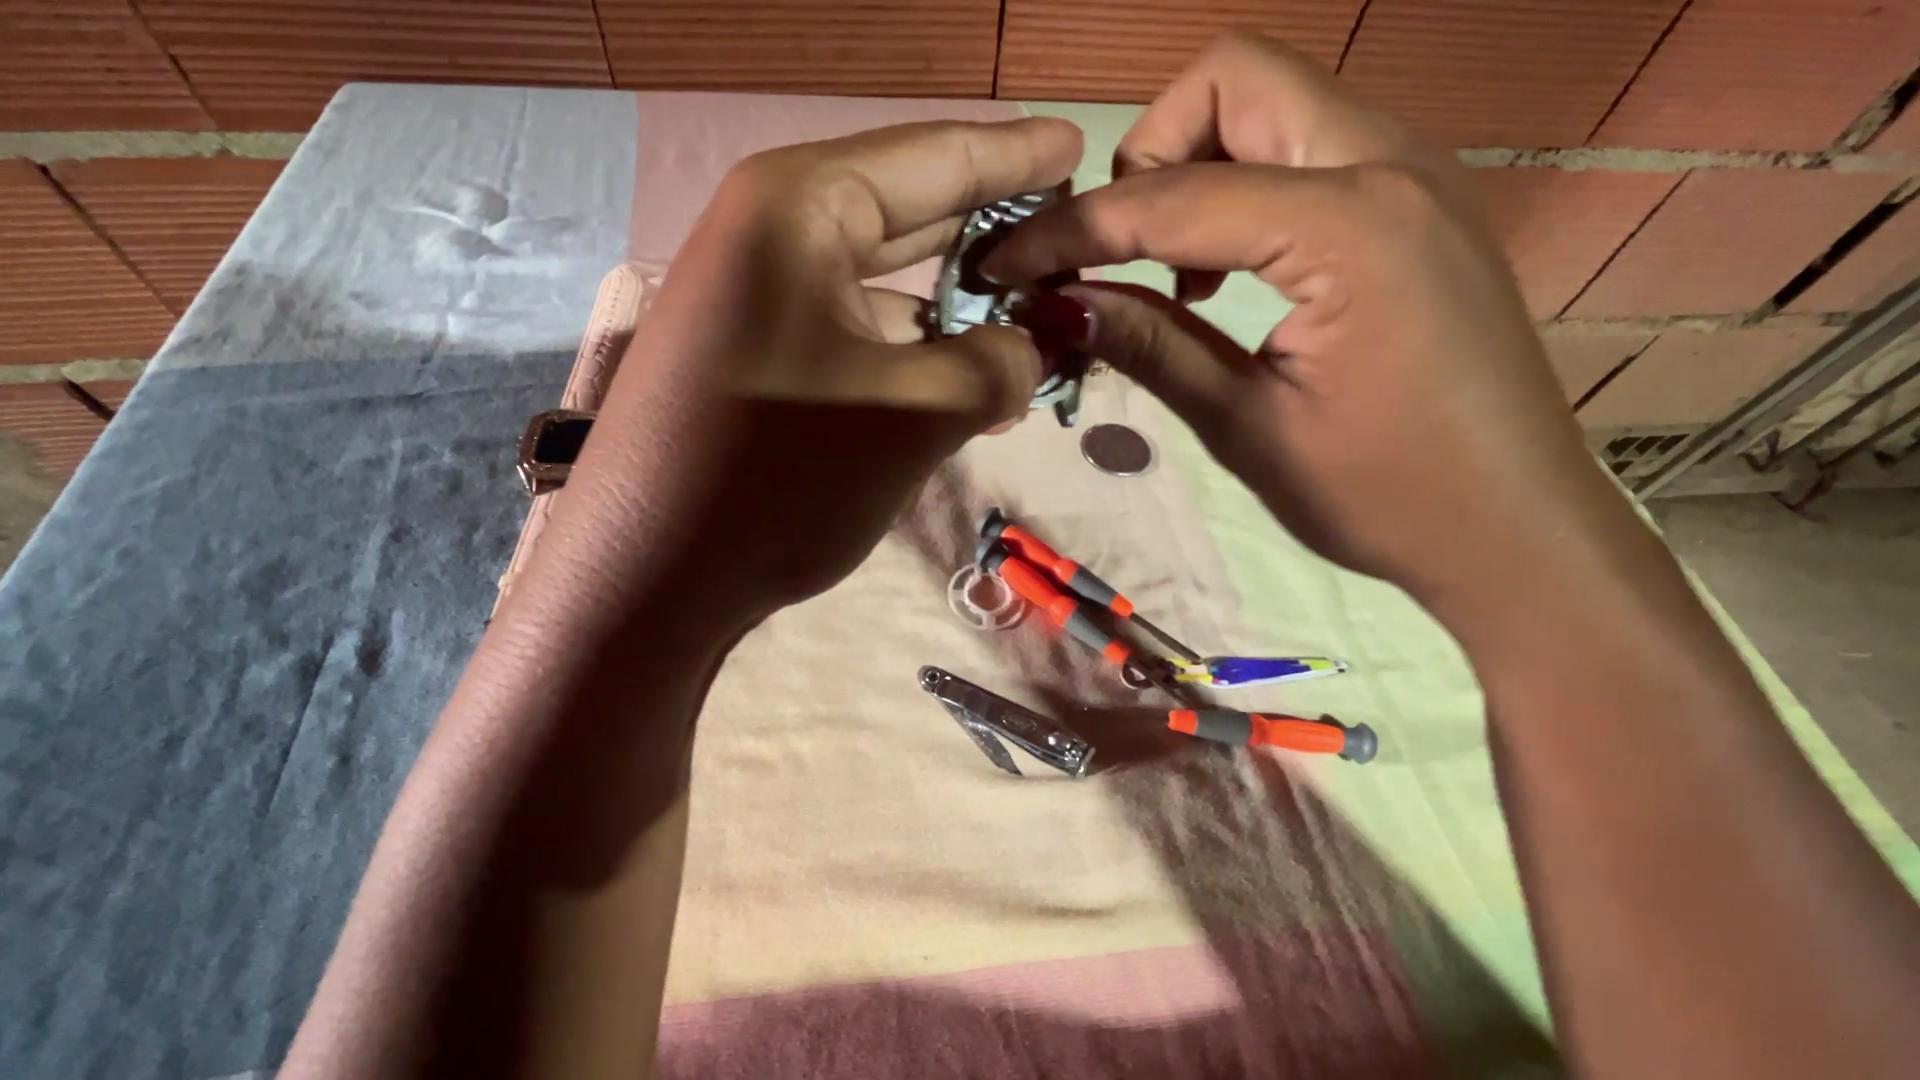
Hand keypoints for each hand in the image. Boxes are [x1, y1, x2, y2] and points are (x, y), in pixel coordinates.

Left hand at [551, 119, 1082, 620]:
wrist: (647, 580)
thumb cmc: (779, 477)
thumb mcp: (917, 413)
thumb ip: (1000, 364)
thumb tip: (1029, 351)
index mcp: (800, 205)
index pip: (935, 157)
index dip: (1016, 154)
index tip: (1079, 141)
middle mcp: (770, 230)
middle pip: (909, 208)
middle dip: (994, 222)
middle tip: (1074, 218)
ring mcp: (756, 294)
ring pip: (885, 276)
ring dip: (959, 297)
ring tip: (1038, 308)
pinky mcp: (755, 352)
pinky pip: (856, 325)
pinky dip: (916, 343)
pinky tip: (968, 369)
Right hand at [983, 34, 1617, 617]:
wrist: (1517, 529)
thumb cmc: (1386, 496)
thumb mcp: (1248, 428)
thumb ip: (1151, 345)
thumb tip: (1058, 303)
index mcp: (1349, 226)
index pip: (1171, 197)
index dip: (1072, 230)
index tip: (1007, 265)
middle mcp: (1390, 165)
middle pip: (1233, 81)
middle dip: (1148, 152)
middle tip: (1116, 249)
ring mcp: (1415, 175)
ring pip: (1276, 103)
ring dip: (1198, 165)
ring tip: (1175, 271)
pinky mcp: (1419, 203)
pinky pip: (1313, 148)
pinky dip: (1249, 185)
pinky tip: (1233, 274)